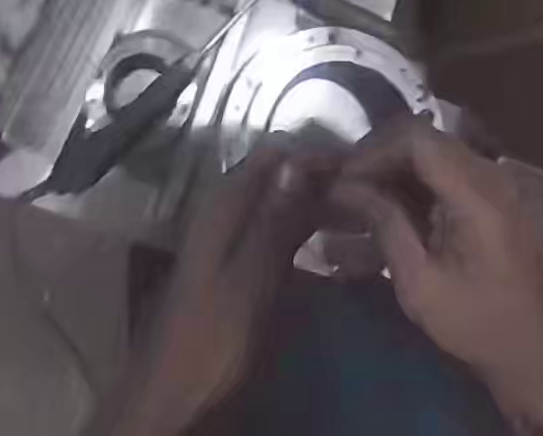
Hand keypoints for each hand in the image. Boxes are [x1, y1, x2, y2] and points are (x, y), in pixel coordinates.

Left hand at [106, 144, 333, 435]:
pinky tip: (328, 235)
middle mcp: (224, 201)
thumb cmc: (215, 333)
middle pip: (277, 170)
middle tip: (367, 191)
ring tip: (358, 211)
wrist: (175, 388)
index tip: (360, 167)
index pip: (276, 153)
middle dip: (319, 174)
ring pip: (276, 193)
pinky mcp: (232, 250)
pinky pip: (272, 218)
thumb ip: (274, 218)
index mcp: (226, 199)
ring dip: (313, 196)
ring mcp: (226, 226)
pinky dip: (300, 219)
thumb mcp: (252, 276)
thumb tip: (298, 158)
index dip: (317, 155)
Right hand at [332, 121, 542, 415]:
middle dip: (382, 154)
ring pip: (434, 146)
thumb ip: (386, 225)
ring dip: (397, 162)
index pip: (419, 142)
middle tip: (350, 182)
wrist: (536, 351)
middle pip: (425, 137)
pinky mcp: (495, 189)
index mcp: (477, 197)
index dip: (377, 152)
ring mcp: (497, 179)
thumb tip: (347, 187)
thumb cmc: (477, 324)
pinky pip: (448, 162)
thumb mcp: (420, 285)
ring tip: (366, 188)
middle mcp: (491, 175)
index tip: (347, 179)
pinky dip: (416, 172)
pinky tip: (395, 197)